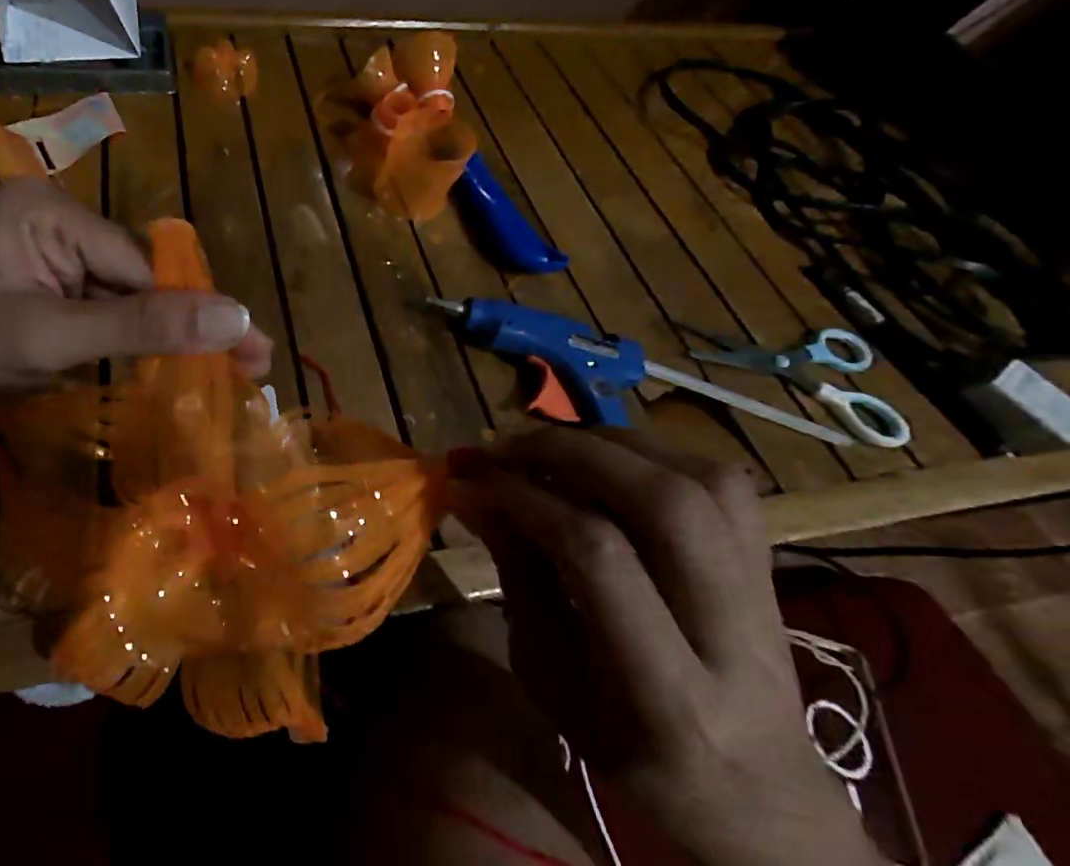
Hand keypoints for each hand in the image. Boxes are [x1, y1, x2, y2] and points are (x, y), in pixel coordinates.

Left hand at [0, 179, 274, 388]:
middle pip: (126, 273)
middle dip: (162, 324)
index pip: (142, 264)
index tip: (250, 359)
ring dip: (126, 333)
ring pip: (102, 290)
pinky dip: (92, 333)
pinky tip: (101, 362)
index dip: (190, 315)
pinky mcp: (12, 271)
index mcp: (51, 208)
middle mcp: (43, 211)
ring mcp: (25, 242)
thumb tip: (240, 315)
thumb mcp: (48, 340)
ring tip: (173, 377)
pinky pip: (72, 298)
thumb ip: (141, 325)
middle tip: (231, 372)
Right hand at [448, 429, 884, 865]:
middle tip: (503, 447)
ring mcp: (768, 596)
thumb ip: (519, 580)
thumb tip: (473, 495)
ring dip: (612, 444)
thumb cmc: (627, 753)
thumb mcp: (548, 678)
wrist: (757, 798)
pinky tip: (606, 459)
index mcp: (668, 691)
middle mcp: (732, 634)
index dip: (525, 500)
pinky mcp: (774, 570)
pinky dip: (653, 453)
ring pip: (704, 482)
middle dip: (569, 455)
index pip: (598, 556)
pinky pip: (724, 485)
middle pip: (666, 504)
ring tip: (550, 446)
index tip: (468, 478)